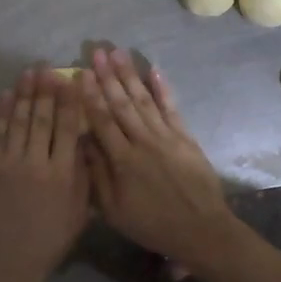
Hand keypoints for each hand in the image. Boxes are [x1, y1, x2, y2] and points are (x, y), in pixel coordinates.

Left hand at [0, 67, 90, 281]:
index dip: (71, 100)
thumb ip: (84, 176)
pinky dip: (1, 113)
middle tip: (47, 67)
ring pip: (20, 121)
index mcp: (65, 175)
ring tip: (28, 72)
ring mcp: (11, 164)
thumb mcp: (81, 212)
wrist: (10, 260)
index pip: (70, 128)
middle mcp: (38, 163)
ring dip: (24, 94)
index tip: (73, 78)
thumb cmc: (52, 240)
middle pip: (43, 118)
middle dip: (46, 90)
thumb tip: (87, 141)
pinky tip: (6, 95)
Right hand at [79, 48, 238, 267]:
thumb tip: (81, 143)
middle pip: (122, 103)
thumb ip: (97, 175)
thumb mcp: (114, 210)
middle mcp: (143, 140)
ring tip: (118, 52)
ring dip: (130, 75)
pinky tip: (154, 70)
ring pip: (144, 99)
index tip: (79, 73)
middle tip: (97, 51)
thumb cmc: (152, 224)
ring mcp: (166, 136)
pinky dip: (163, 89)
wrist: (201, 230)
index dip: (90, 95)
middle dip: (108, 75)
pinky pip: (171, 108)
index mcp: (122, 159)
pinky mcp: (185, 138)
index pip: (101, 119)